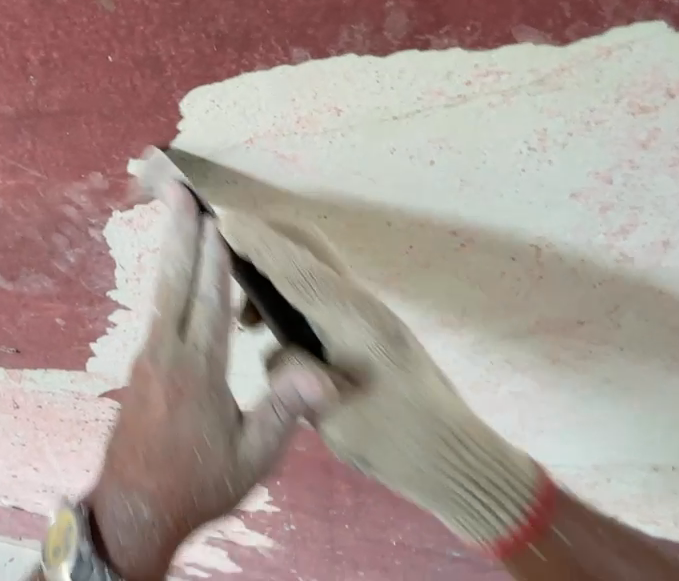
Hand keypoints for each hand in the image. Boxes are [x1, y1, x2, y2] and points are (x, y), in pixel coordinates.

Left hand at [84, 154, 338, 580]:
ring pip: (161, 288)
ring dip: (169, 245)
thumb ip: (282, 412)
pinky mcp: (140, 359)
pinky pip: (156, 305)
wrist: (134, 507)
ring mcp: (147, 353)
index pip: (211, 301)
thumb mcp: (252, 459)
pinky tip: (172, 263)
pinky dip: (166, 274)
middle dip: (180, 231)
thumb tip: (321, 376)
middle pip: (175, 279)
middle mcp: (166, 351)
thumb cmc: (200, 484)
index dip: (217, 257)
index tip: (219, 216)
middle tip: (178, 189)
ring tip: (173, 208)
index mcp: (197, 370)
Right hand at [218, 210, 552, 554]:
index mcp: (352, 320)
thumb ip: (293, 372)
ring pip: (309, 261)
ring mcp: (364, 309)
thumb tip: (268, 345)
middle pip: (305, 243)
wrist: (459, 460)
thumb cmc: (400, 444)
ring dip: (272, 266)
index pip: (293, 265)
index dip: (254, 240)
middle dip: (262, 235)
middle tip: (223, 253)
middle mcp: (358, 301)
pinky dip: (286, 288)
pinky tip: (271, 329)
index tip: (219, 218)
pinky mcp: (364, 323)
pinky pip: (316, 285)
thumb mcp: (335, 419)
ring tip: (246, 314)